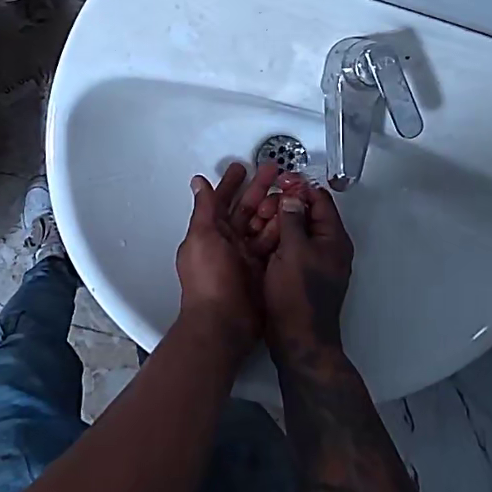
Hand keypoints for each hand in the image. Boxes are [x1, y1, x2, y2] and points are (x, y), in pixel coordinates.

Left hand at [176, 161, 280, 346]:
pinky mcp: (263, 271)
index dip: (231, 183)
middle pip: (246, 210)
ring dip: (275, 208)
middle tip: (274, 172)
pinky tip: (295, 217)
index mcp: (210, 234)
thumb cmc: (208, 282)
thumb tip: (197, 184)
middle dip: (259, 190)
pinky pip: (275, 245)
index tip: (241, 168)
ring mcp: (246, 257)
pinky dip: (285, 231)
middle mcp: (228, 244)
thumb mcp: (202, 238)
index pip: (221, 201)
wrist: (224, 323)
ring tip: (290, 191)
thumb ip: (204, 209)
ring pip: (263, 225)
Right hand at [247, 174, 354, 358]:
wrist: (296, 339)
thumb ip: (292, 219)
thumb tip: (292, 198)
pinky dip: (273, 240)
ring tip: (256, 219)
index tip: (280, 180)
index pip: (320, 201)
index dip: (300, 187)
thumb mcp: (294, 251)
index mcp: (332, 240)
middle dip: (284, 204)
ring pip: (293, 231)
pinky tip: (257, 239)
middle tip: (264, 203)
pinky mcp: (298, 275)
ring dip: (276, 222)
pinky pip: (286, 249)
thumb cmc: (299, 299)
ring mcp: (312, 263)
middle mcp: (326, 249)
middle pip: (305, 214)